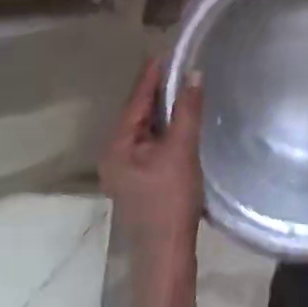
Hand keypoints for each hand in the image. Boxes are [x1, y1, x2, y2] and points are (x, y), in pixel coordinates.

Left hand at [99, 59, 203, 251]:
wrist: (167, 254)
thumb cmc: (170, 199)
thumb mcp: (181, 149)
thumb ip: (187, 109)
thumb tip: (194, 73)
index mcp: (117, 144)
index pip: (136, 100)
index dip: (152, 75)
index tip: (166, 52)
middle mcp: (113, 153)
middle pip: (137, 112)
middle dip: (157, 90)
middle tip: (179, 65)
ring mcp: (124, 169)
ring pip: (144, 128)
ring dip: (162, 109)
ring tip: (183, 86)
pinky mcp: (137, 179)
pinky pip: (149, 142)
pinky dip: (164, 127)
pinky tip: (180, 120)